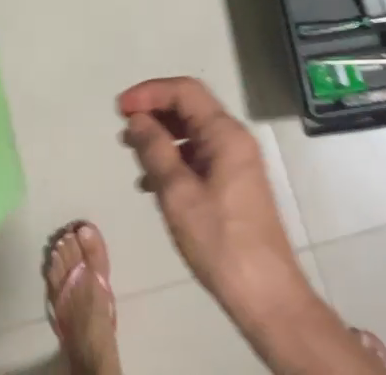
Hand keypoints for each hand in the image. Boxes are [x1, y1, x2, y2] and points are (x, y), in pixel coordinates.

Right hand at [116, 77, 307, 317]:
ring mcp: (237, 163)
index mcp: (226, 134)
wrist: (265, 294)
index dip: (150, 93)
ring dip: (162, 138)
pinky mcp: (234, 185)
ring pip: (193, 134)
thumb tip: (137, 120)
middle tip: (123, 131)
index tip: (120, 110)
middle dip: (154, 113)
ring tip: (133, 156)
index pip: (185, 91)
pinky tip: (152, 184)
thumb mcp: (178, 193)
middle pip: (190, 109)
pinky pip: (199, 157)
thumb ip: (155, 150)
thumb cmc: (220, 241)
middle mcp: (235, 140)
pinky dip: (174, 160)